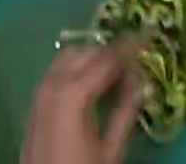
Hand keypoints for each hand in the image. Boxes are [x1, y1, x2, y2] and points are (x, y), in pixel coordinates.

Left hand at [21, 37, 146, 163]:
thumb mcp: (110, 152)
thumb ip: (126, 111)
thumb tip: (143, 80)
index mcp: (74, 93)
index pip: (108, 57)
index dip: (131, 45)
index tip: (149, 34)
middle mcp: (54, 83)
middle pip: (89, 51)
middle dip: (113, 53)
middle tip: (135, 63)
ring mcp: (41, 90)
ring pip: (72, 55)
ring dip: (94, 57)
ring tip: (116, 73)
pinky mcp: (35, 101)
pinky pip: (59, 69)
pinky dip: (78, 66)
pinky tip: (91, 82)